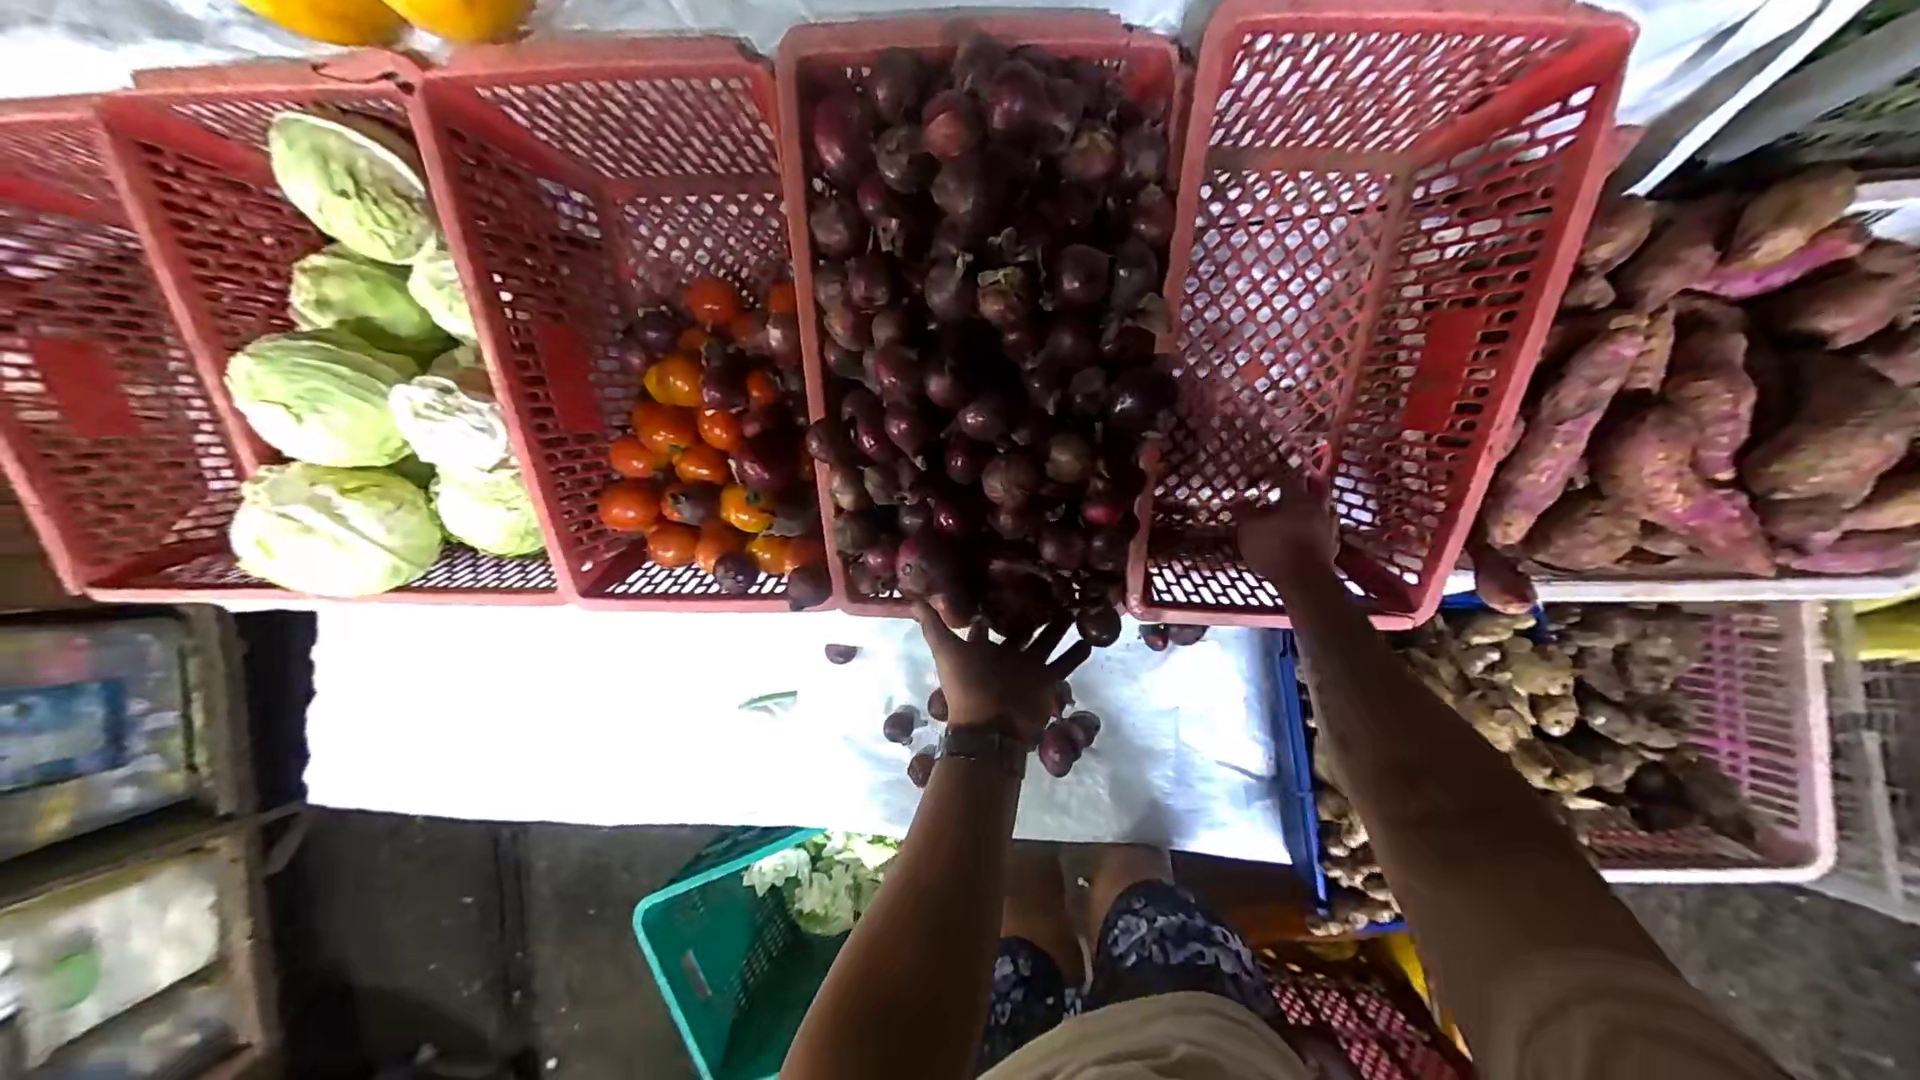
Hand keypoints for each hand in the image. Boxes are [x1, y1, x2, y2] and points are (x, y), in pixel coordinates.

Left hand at [912, 602, 1091, 740]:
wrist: (991, 726)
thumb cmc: (967, 685)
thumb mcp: (946, 650)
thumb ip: (931, 625)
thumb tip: (912, 597)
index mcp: (982, 649)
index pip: (987, 625)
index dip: (991, 609)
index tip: (1002, 584)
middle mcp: (1006, 656)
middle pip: (1021, 630)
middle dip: (1032, 613)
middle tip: (1048, 590)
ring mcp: (1028, 668)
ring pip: (1047, 642)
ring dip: (1059, 627)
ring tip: (1075, 607)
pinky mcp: (1046, 681)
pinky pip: (1064, 664)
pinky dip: (1077, 653)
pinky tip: (1092, 638)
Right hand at [1236, 459, 1338, 584]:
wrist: (1305, 581)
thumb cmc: (1274, 549)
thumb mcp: (1249, 529)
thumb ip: (1244, 512)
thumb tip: (1236, 500)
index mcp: (1296, 499)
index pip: (1284, 476)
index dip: (1271, 470)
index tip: (1260, 469)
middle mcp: (1317, 508)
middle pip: (1316, 486)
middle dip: (1307, 479)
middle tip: (1299, 476)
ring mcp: (1328, 527)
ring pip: (1327, 506)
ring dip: (1318, 502)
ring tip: (1309, 503)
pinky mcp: (1333, 546)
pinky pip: (1330, 528)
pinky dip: (1322, 525)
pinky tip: (1317, 529)